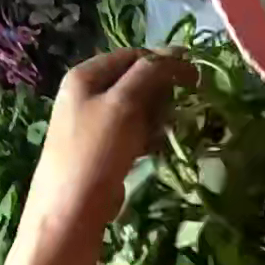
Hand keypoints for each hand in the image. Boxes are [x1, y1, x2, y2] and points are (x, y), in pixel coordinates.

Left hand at [22, 49, 193, 236]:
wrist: (70, 211)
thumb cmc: (95, 151)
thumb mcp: (123, 104)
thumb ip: (149, 74)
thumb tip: (176, 53)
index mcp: (84, 75)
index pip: (133, 55)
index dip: (164, 63)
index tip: (194, 80)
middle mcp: (85, 94)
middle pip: (136, 80)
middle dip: (159, 95)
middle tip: (170, 114)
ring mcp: (92, 123)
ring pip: (137, 109)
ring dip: (156, 118)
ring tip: (161, 135)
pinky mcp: (102, 149)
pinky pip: (132, 132)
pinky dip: (147, 137)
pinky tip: (154, 150)